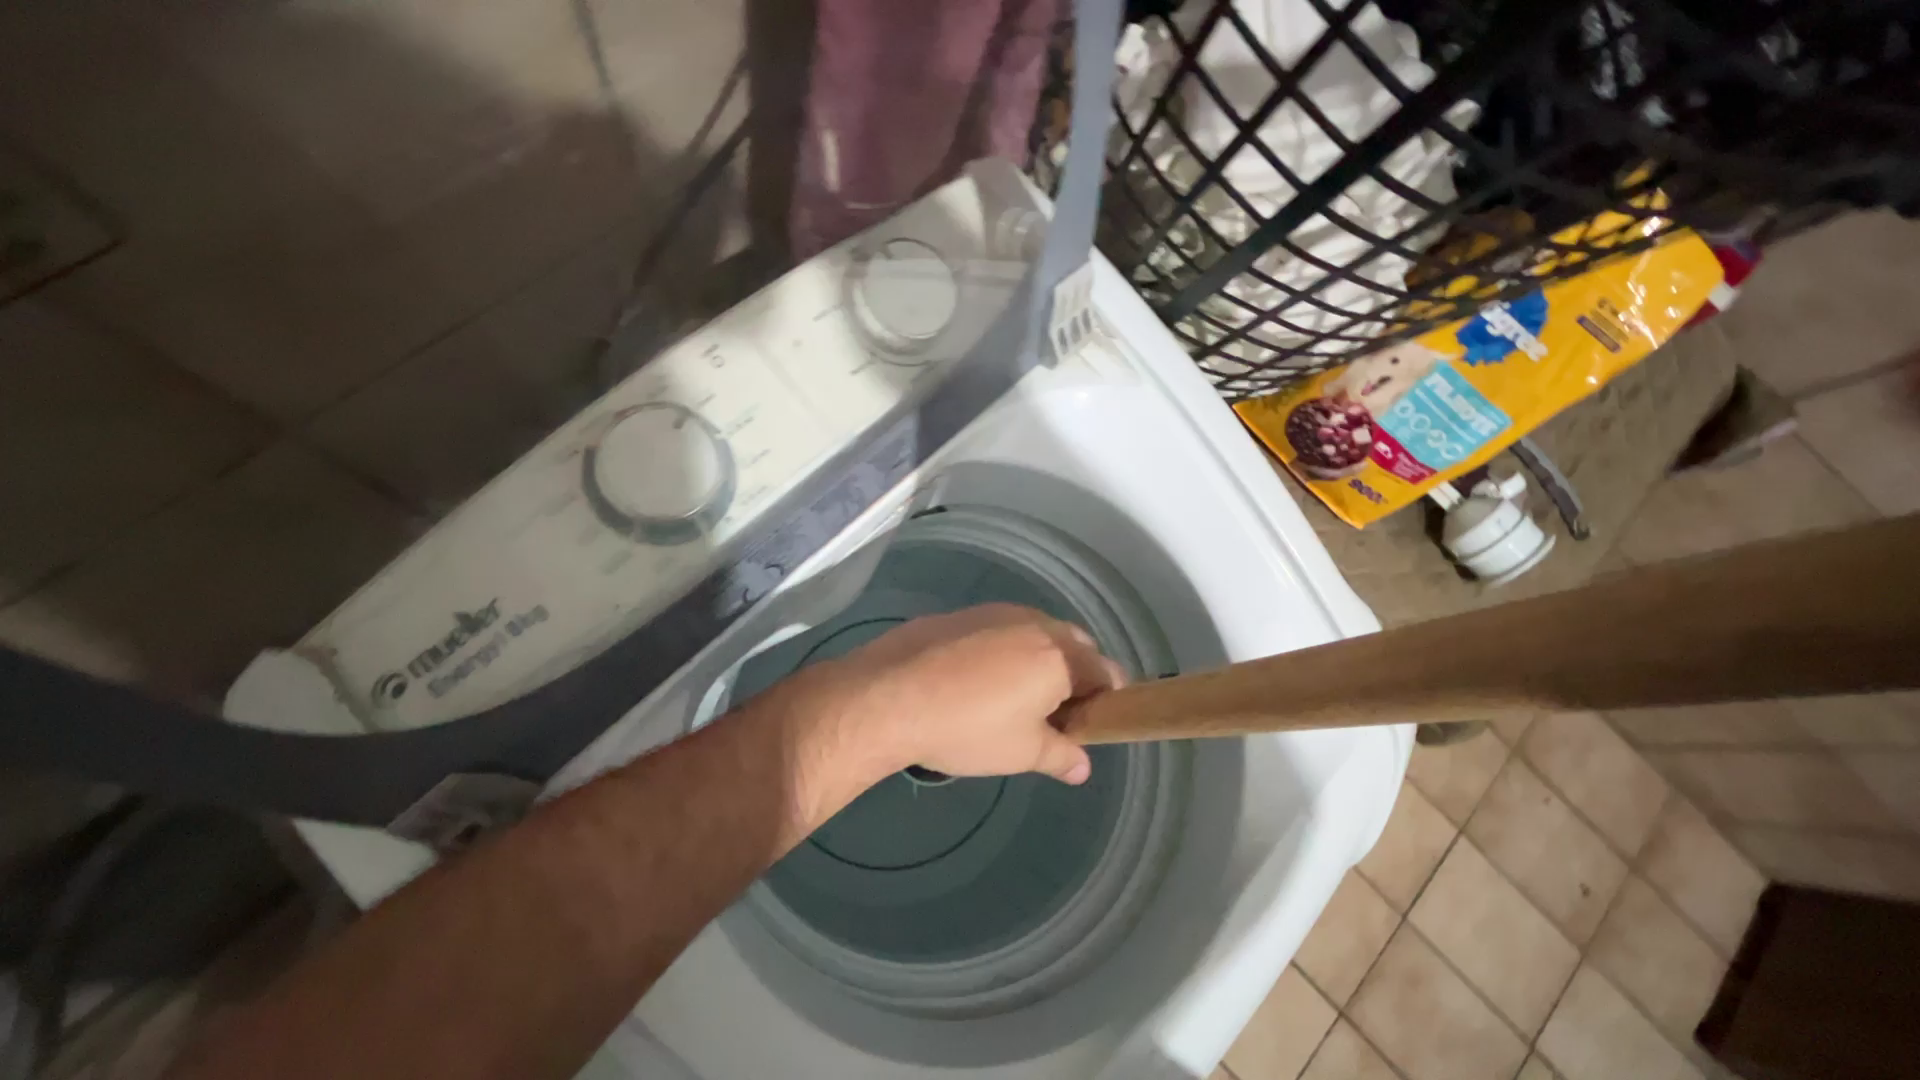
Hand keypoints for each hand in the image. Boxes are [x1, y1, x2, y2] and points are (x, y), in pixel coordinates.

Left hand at [785, 603, 1126, 786]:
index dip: (1107, 700)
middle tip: (1052, 714)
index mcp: (1060, 656)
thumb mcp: (1022, 753)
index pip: (1107, 672)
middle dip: (1075, 674)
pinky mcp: (961, 614)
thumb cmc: (968, 729)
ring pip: (1035, 632)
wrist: (888, 697)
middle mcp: (1035, 624)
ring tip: (1011, 697)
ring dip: (1037, 659)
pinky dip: (1002, 650)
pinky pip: (999, 629)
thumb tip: (1083, 766)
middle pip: (1075, 645)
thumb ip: (1061, 756)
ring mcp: (995, 613)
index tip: (1089, 725)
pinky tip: (973, 681)